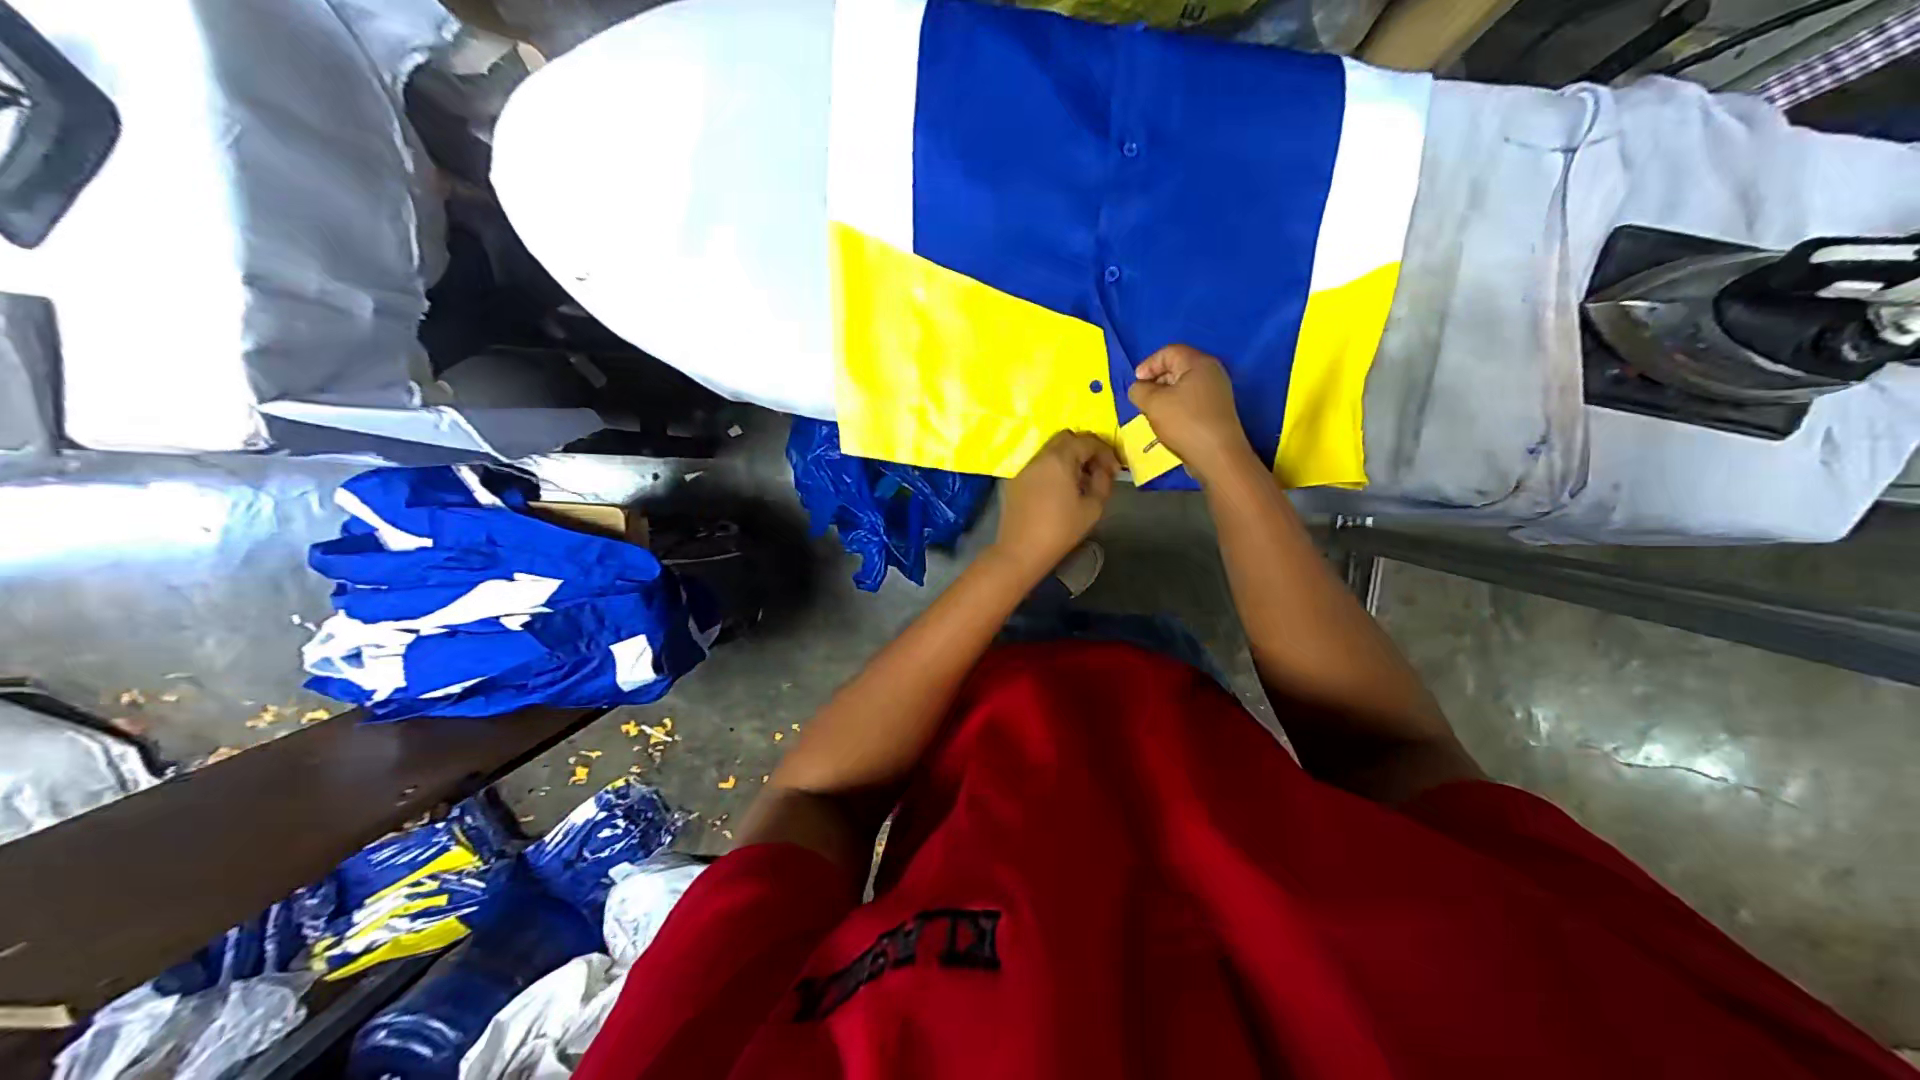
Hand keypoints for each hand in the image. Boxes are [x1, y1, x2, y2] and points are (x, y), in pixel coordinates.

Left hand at [993, 431, 1118, 578]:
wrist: (1021, 551)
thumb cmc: (1060, 531)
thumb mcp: (1093, 508)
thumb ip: (1103, 482)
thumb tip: (1103, 469)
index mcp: (1059, 459)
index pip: (1087, 441)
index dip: (1106, 452)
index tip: (1114, 470)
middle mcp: (1039, 457)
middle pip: (1066, 438)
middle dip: (1086, 448)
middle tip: (1098, 469)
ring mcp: (1024, 468)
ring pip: (1051, 450)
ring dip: (1069, 457)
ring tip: (1081, 481)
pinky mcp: (1016, 480)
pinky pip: (1039, 464)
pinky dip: (1054, 467)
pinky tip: (1061, 489)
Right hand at [1126, 345, 1258, 485]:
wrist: (1218, 456)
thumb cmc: (1185, 423)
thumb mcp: (1153, 404)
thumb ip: (1139, 390)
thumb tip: (1138, 388)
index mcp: (1199, 363)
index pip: (1168, 352)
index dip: (1148, 364)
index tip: (1136, 383)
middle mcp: (1212, 372)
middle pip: (1177, 367)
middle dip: (1156, 380)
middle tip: (1143, 398)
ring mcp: (1217, 392)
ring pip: (1184, 385)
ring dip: (1164, 395)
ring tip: (1153, 412)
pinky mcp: (1217, 410)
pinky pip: (1191, 400)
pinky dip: (1176, 406)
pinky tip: (1168, 422)